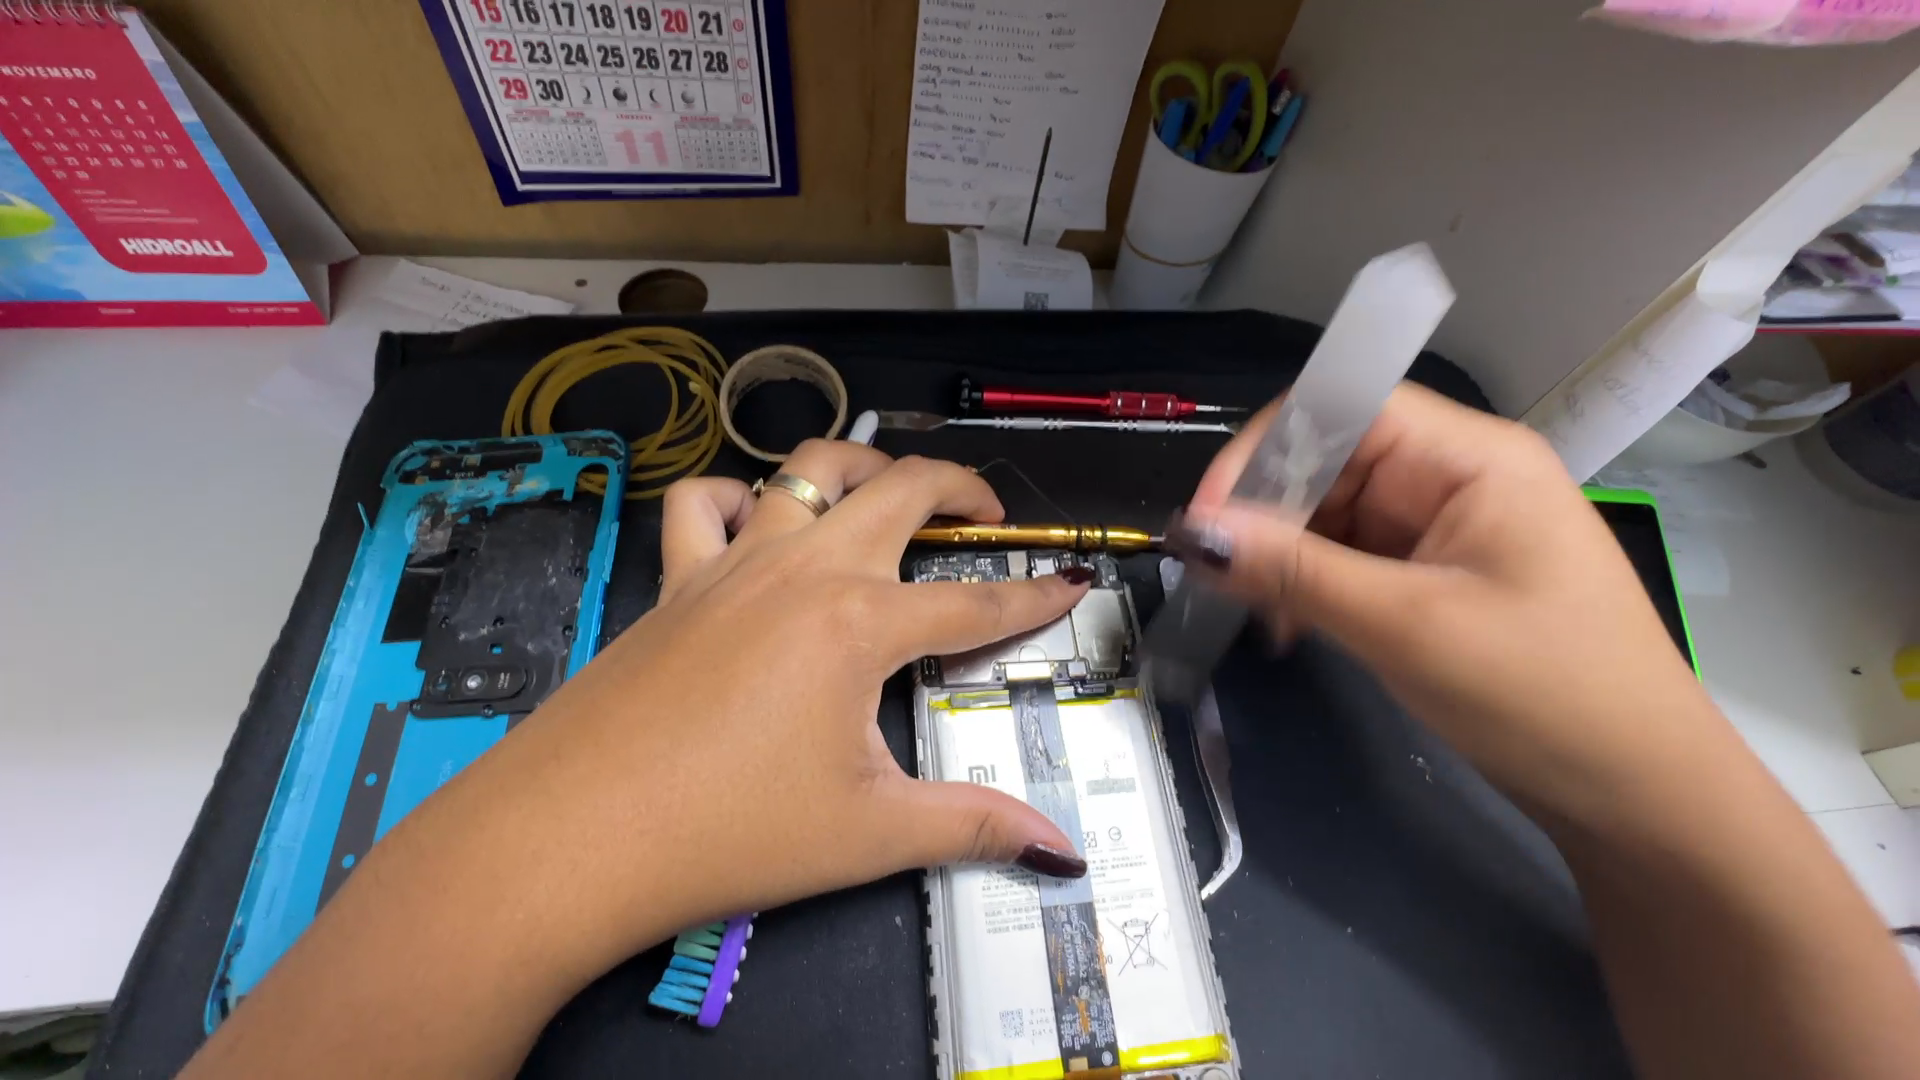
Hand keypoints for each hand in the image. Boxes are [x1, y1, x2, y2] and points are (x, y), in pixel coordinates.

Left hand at [434, 440, 1091, 971]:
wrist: (571, 839)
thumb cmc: (729, 834)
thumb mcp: (870, 833)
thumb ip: (974, 826)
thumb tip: (1059, 849)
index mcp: (859, 624)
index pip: (974, 605)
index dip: (1033, 597)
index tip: (1069, 583)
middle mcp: (804, 571)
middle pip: (902, 489)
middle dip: (961, 487)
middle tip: (987, 514)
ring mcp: (734, 565)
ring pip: (806, 468)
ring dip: (859, 466)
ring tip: (885, 495)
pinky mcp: (677, 581)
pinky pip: (703, 504)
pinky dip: (739, 498)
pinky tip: (758, 527)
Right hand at [1167, 383, 1707, 814]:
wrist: (1637, 797)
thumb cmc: (1544, 696)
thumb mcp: (1406, 627)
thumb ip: (1294, 571)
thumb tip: (1193, 533)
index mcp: (1470, 460)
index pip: (1344, 408)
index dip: (1266, 449)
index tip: (1209, 516)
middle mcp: (1450, 479)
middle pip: (1328, 460)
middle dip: (1267, 512)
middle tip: (1217, 573)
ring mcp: (1438, 528)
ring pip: (1327, 513)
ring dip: (1281, 555)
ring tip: (1256, 610)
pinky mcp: (1426, 574)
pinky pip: (1342, 556)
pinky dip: (1304, 584)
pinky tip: (1287, 624)